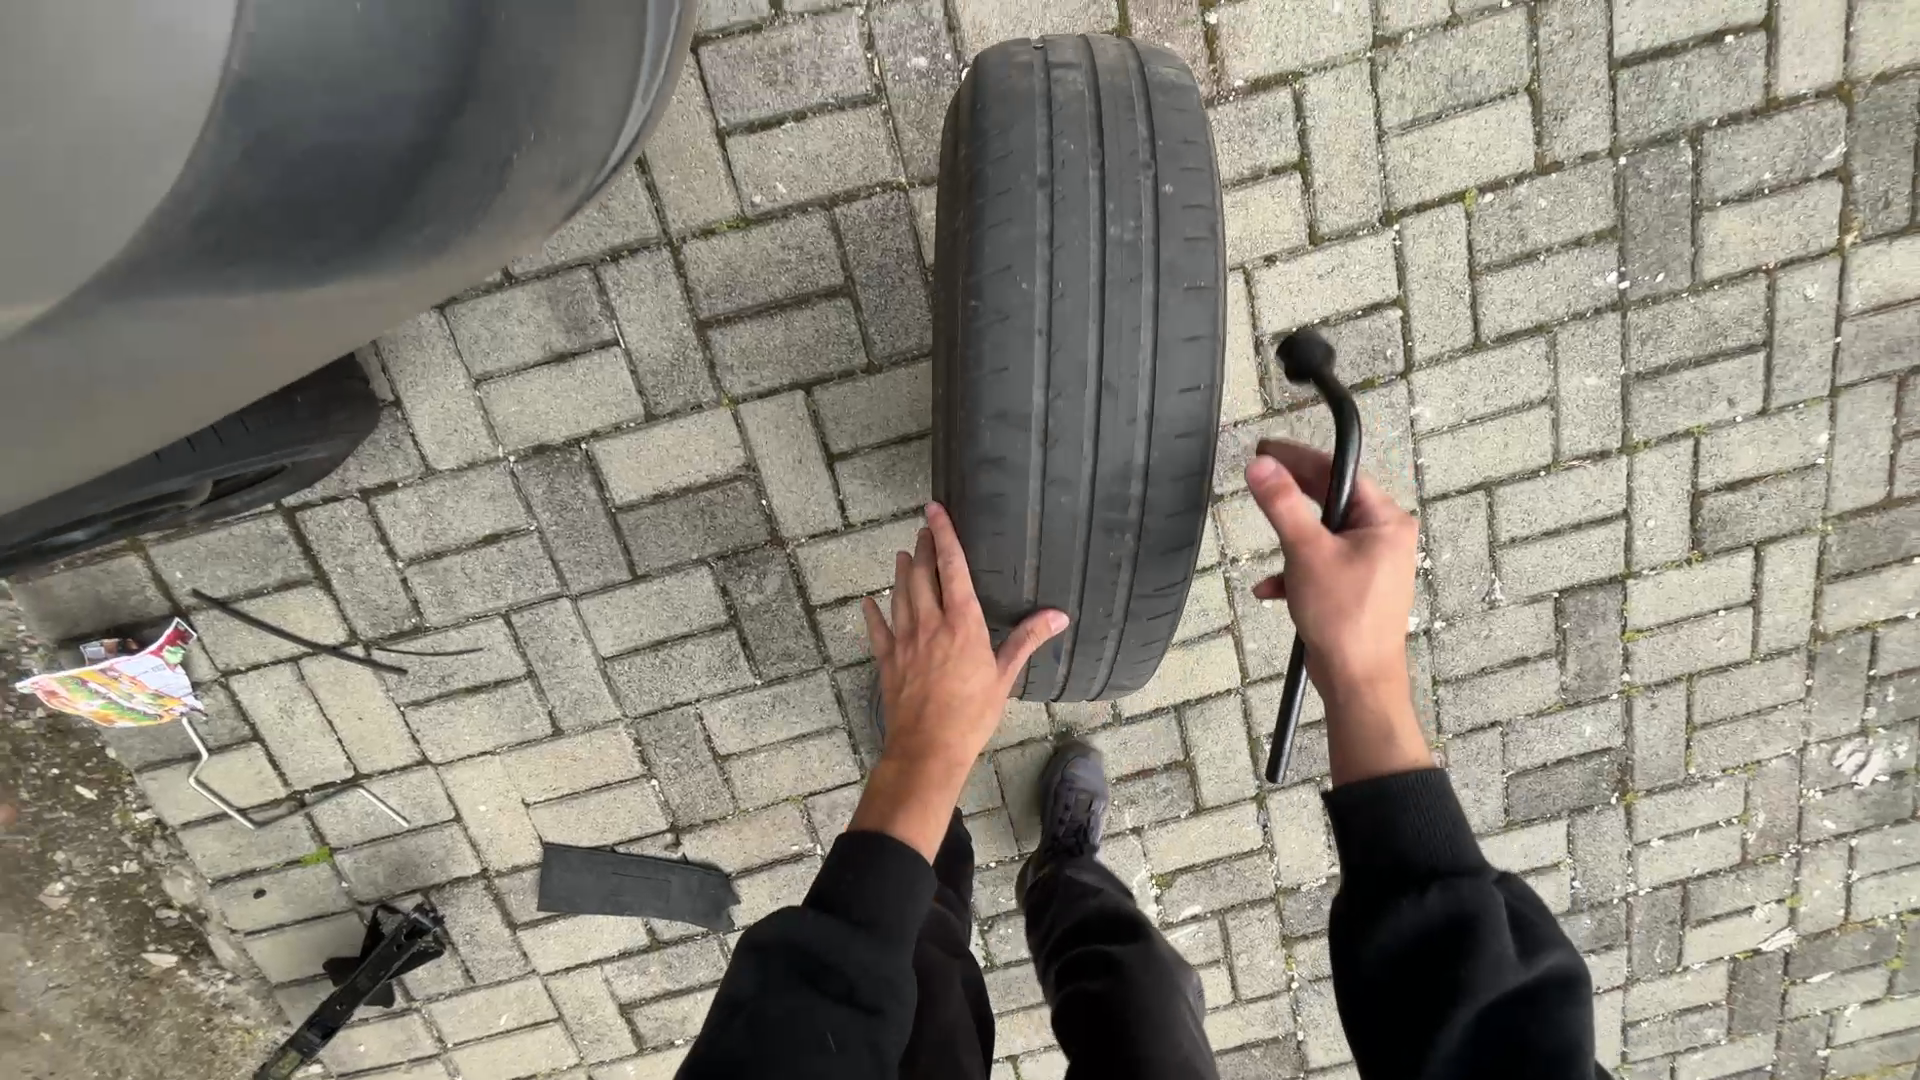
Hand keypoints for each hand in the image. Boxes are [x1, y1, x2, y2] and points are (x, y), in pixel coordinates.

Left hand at [848, 503, 1067, 858]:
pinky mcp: (887, 659)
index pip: (952, 567)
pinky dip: (873, 612)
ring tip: (904, 554)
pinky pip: (877, 629)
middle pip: (922, 574)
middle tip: (923, 529)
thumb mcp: (1005, 675)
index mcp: (962, 622)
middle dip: (922, 548)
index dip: (944, 535)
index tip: (933, 510)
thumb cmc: (972, 713)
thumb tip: (1059, 616)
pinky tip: (868, 601)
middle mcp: (929, 623)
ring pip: (899, 594)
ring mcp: (904, 640)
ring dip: (901, 572)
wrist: (928, 747)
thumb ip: (1026, 639)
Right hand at [1245, 440, 1428, 783]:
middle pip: (1330, 502)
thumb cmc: (1341, 612)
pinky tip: (1272, 590)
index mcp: (1385, 520)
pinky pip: (1320, 564)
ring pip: (1321, 535)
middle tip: (1257, 475)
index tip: (1264, 447)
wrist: (1357, 678)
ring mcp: (1371, 563)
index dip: (1299, 458)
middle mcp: (1384, 536)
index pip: (1339, 473)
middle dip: (1291, 497)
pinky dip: (1295, 571)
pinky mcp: (1355, 586)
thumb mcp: (1306, 552)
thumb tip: (1259, 464)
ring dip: (1290, 542)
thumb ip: (1281, 505)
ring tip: (1266, 548)